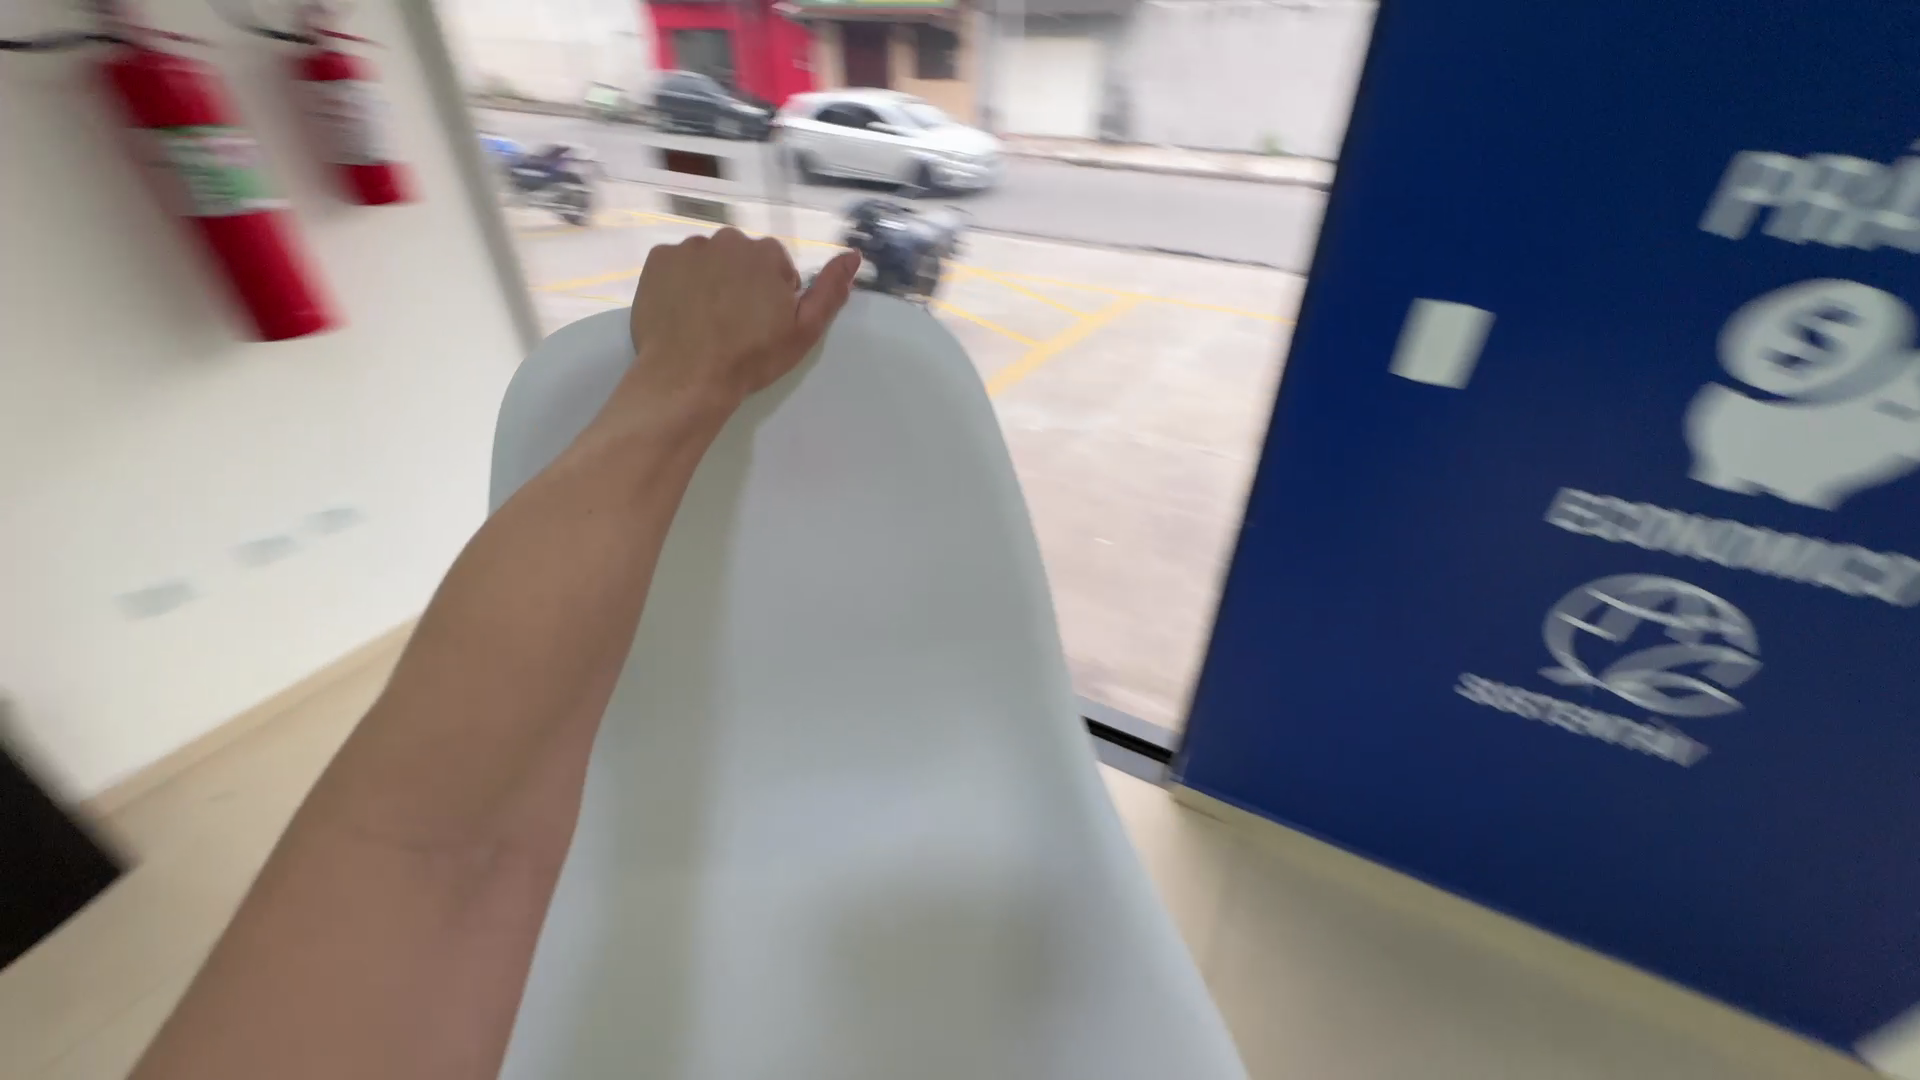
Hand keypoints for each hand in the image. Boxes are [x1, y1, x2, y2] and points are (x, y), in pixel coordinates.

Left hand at [624, 228, 861, 410]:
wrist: (687, 376)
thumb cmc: (752, 358)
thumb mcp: (805, 331)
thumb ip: (831, 290)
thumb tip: (854, 255)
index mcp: (767, 253)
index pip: (778, 268)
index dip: (776, 298)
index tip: (766, 326)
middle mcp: (727, 239)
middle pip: (742, 259)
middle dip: (743, 284)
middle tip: (738, 327)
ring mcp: (689, 248)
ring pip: (709, 262)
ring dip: (713, 283)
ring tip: (709, 324)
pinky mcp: (657, 260)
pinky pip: (677, 267)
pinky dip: (682, 285)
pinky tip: (684, 316)